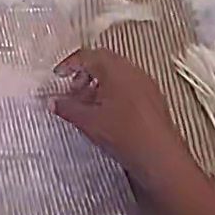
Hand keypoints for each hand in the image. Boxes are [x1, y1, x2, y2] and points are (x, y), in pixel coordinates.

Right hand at [51, 49, 197, 189]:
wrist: (160, 158)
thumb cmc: (126, 135)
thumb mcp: (88, 121)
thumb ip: (67, 108)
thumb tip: (54, 102)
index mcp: (115, 70)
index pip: (87, 56)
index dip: (70, 64)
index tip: (59, 75)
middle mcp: (133, 71)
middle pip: (103, 61)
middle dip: (84, 73)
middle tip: (72, 90)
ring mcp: (146, 84)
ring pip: (116, 74)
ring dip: (98, 83)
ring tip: (87, 103)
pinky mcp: (153, 99)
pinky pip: (128, 85)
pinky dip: (113, 91)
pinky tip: (106, 113)